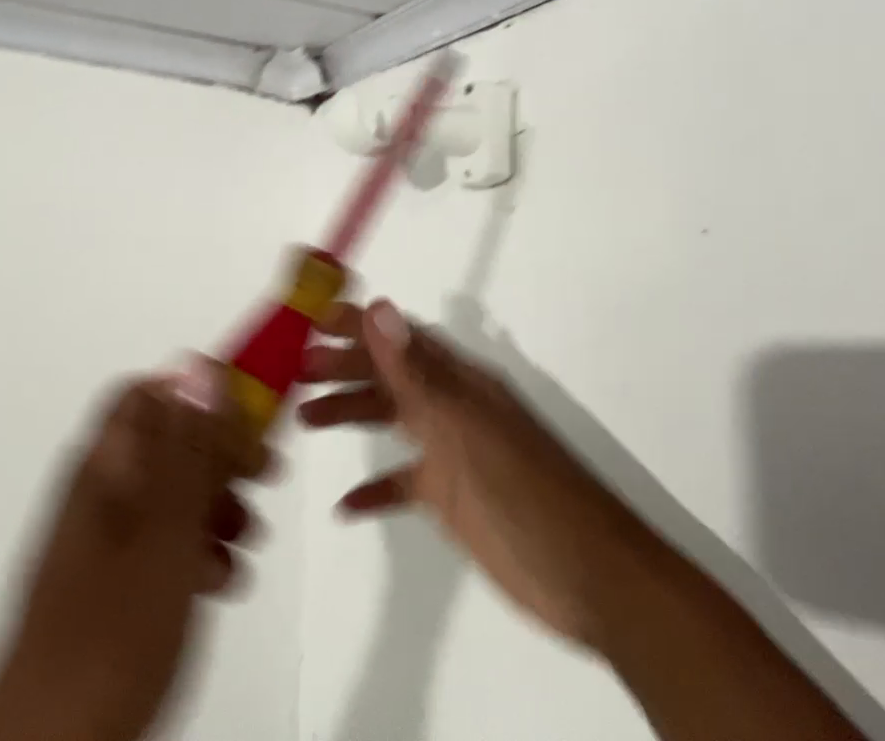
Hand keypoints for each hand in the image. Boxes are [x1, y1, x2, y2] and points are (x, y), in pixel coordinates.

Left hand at [0, 371, 267, 740]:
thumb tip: (196, 366)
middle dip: (219, 452)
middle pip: (165, 440)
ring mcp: (102, 538)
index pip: (148, 394)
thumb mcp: (166, 533)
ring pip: (169, 493)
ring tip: (245, 540)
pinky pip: (161, 542)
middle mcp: (98, 491)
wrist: (53, 734)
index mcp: (104, 467)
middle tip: (263, 476)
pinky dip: (196, 549)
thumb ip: (187, 452)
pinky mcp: (111, 582)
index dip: (201, 395)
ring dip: (214, 504)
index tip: (251, 421)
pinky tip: (217, 582)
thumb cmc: (114, 628)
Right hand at [299, 299, 672, 649]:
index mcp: (462, 385)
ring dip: (350, 415)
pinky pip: (403, 485)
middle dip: (343, 367)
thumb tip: (377, 306)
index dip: (358, 325)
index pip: (402, 338)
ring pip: (393, 421)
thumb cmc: (525, 496)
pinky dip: (374, 490)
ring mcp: (454, 455)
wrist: (591, 578)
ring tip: (304, 421)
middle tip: (294, 372)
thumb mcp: (462, 430)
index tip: (311, 319)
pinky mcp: (452, 500)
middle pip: (390, 376)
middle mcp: (455, 410)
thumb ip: (415, 373)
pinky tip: (345, 506)